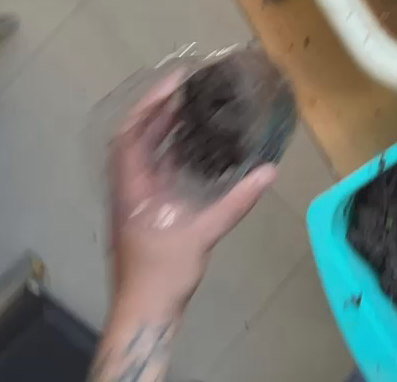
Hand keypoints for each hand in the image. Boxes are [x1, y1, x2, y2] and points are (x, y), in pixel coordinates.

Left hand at [105, 71, 276, 316]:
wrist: (144, 312)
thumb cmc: (163, 272)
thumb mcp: (202, 235)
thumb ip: (236, 202)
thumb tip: (269, 172)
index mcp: (131, 186)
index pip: (131, 132)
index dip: (150, 103)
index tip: (175, 83)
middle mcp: (128, 186)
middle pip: (136, 136)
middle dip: (159, 108)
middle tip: (188, 87)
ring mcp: (133, 197)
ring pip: (143, 151)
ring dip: (162, 127)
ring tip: (191, 106)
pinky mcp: (144, 207)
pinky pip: (151, 166)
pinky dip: (167, 148)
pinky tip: (191, 144)